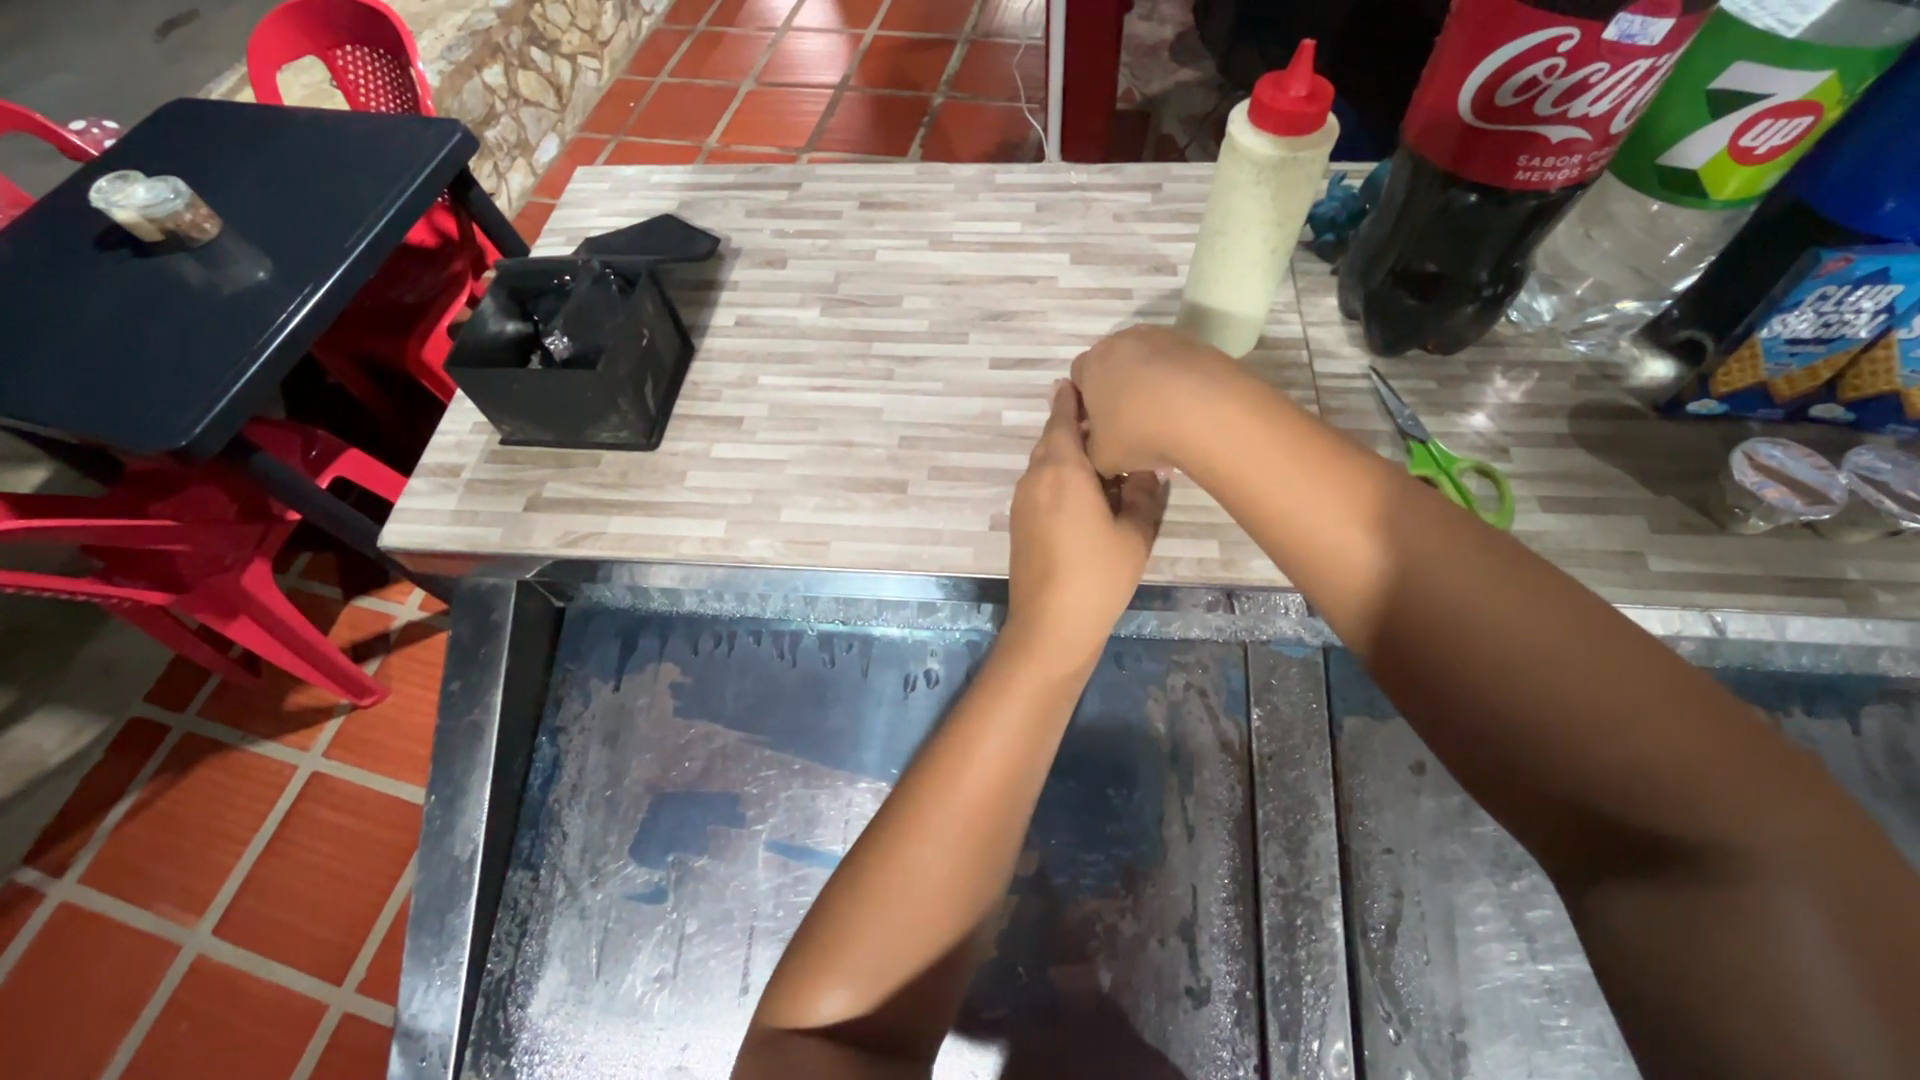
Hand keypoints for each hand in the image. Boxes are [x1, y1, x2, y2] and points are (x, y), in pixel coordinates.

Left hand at [1004, 380, 1168, 670]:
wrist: (1051, 626)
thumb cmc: (1097, 576)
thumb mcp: (1135, 533)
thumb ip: (1145, 494)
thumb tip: (1149, 469)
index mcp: (1061, 468)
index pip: (1062, 416)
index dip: (1075, 397)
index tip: (1093, 382)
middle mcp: (1035, 477)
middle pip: (1053, 438)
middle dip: (1078, 426)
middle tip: (1114, 421)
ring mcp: (1023, 501)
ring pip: (1046, 463)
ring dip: (1071, 455)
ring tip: (1108, 457)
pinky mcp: (1020, 523)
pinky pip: (1041, 485)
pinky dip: (1062, 478)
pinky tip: (1089, 492)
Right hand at [1070, 325, 1246, 475]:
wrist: (1205, 411)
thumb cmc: (1139, 433)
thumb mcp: (1101, 457)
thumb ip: (1089, 449)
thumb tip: (1096, 444)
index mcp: (1090, 364)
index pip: (1077, 378)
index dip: (1086, 403)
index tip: (1100, 427)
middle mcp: (1121, 340)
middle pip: (1112, 364)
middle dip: (1117, 389)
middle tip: (1130, 422)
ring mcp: (1159, 336)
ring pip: (1144, 360)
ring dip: (1147, 382)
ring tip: (1162, 415)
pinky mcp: (1193, 341)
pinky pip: (1174, 362)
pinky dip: (1176, 380)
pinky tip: (1186, 406)